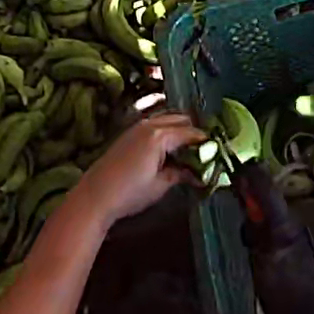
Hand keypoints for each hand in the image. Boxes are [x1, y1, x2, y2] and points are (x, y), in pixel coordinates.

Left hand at [62, 113, 207, 227]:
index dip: (206, 141)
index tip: (218, 149)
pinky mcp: (130, 132)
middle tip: (205, 149)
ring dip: (180, 128)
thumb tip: (198, 173)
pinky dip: (167, 130)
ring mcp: (138, 126)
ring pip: (167, 118)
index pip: (191, 132)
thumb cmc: (130, 192)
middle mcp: (151, 124)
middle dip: (194, 131)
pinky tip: (170, 147)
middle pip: (180, 119)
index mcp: (161, 135)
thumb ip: (181, 173)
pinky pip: (156, 123)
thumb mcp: (161, 185)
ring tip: (189, 148)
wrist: (95, 195)